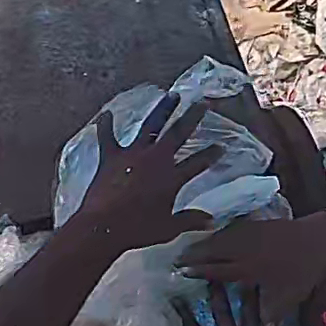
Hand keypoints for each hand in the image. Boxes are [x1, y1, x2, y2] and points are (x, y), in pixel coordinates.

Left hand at [65, 93, 224, 253]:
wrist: (104, 227)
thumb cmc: (138, 230)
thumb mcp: (168, 228)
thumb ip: (190, 220)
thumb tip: (211, 221)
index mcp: (172, 178)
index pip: (197, 163)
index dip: (211, 155)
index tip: (221, 146)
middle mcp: (155, 160)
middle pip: (178, 133)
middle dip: (192, 117)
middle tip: (202, 102)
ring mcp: (133, 155)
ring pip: (151, 125)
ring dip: (163, 109)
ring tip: (172, 95)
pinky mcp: (111, 157)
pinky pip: (108, 137)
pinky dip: (106, 125)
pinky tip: (106, 114)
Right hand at [165, 282, 325, 325]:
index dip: (183, 313)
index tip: (176, 298)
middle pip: (221, 312)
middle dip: (215, 293)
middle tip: (212, 275)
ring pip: (249, 312)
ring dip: (247, 294)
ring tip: (248, 278)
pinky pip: (270, 325)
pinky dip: (271, 315)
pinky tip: (273, 306)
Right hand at [176, 212, 325, 323]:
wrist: (318, 238)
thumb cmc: (303, 270)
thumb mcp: (289, 296)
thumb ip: (273, 313)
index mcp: (249, 269)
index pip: (217, 270)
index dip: (199, 271)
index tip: (182, 272)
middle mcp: (244, 250)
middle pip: (212, 251)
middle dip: (193, 254)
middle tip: (176, 258)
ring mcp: (248, 235)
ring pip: (219, 239)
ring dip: (202, 243)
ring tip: (189, 247)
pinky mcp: (255, 225)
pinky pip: (229, 230)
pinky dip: (217, 233)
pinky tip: (213, 235)